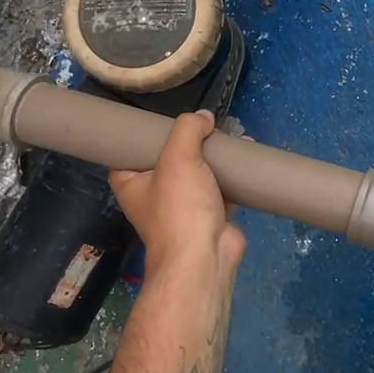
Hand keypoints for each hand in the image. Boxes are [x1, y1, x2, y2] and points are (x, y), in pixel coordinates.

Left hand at [110, 110, 245, 274]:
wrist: (205, 255)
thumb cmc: (180, 208)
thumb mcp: (178, 158)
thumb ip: (188, 130)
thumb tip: (204, 117)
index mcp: (131, 182)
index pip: (129, 152)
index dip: (144, 135)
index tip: (162, 119)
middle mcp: (153, 195)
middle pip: (170, 159)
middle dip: (191, 142)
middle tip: (207, 125)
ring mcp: (182, 206)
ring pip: (198, 172)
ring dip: (214, 156)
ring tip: (232, 137)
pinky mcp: (209, 214)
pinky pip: (220, 187)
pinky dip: (231, 174)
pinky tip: (244, 158)